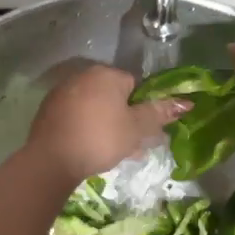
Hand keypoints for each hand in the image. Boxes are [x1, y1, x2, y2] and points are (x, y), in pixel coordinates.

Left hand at [26, 64, 187, 183]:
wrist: (52, 159)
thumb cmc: (101, 139)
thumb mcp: (136, 128)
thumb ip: (159, 113)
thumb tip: (186, 103)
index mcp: (106, 74)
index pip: (135, 85)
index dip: (143, 109)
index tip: (144, 132)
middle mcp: (82, 76)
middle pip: (114, 97)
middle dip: (125, 120)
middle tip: (132, 147)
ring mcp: (62, 93)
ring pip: (95, 109)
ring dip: (108, 127)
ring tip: (114, 153)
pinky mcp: (48, 111)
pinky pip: (77, 117)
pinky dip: (87, 129)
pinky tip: (91, 150)